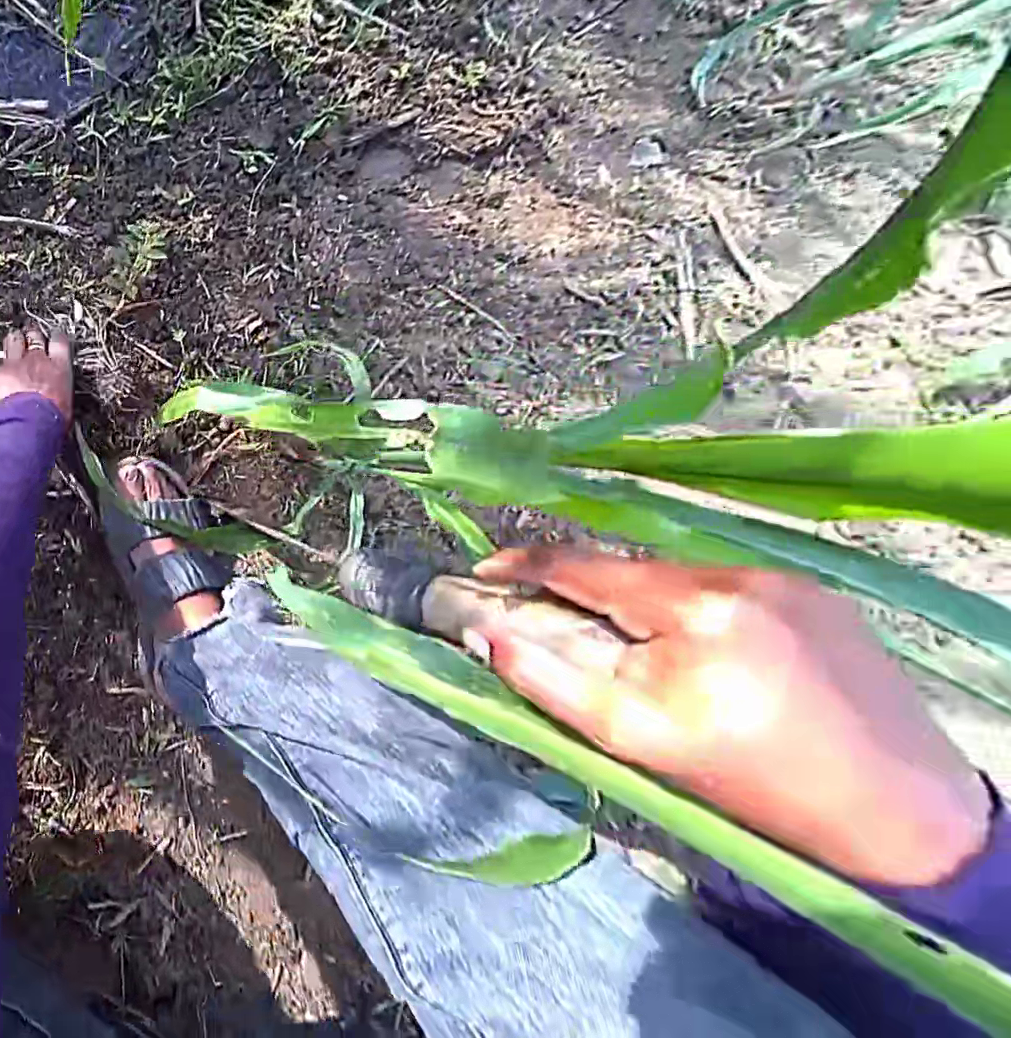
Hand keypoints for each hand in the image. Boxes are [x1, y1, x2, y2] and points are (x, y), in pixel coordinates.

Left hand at [0, 327, 72, 426]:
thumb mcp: (66, 404)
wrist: (31, 424)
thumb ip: (60, 392)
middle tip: (30, 339)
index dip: (55, 338)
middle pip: (34, 336)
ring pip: (13, 340)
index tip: (53, 340)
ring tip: (12, 343)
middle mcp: (37, 360)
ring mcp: (15, 364)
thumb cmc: (51, 419)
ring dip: (13, 341)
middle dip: (31, 337)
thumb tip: (59, 400)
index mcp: (59, 368)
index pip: (59, 342)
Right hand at [471, 547, 990, 886]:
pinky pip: (712, 583)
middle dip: (575, 583)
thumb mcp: (625, 735)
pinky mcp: (817, 593)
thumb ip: (541, 679)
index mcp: (695, 608)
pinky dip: (674, 601)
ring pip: (668, 572)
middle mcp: (741, 576)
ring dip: (627, 593)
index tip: (484, 569)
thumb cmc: (743, 777)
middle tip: (542, 608)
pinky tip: (681, 640)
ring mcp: (787, 580)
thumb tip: (481, 632)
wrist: (899, 818)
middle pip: (625, 566)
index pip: (586, 566)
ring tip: (616, 633)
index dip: (525, 563)